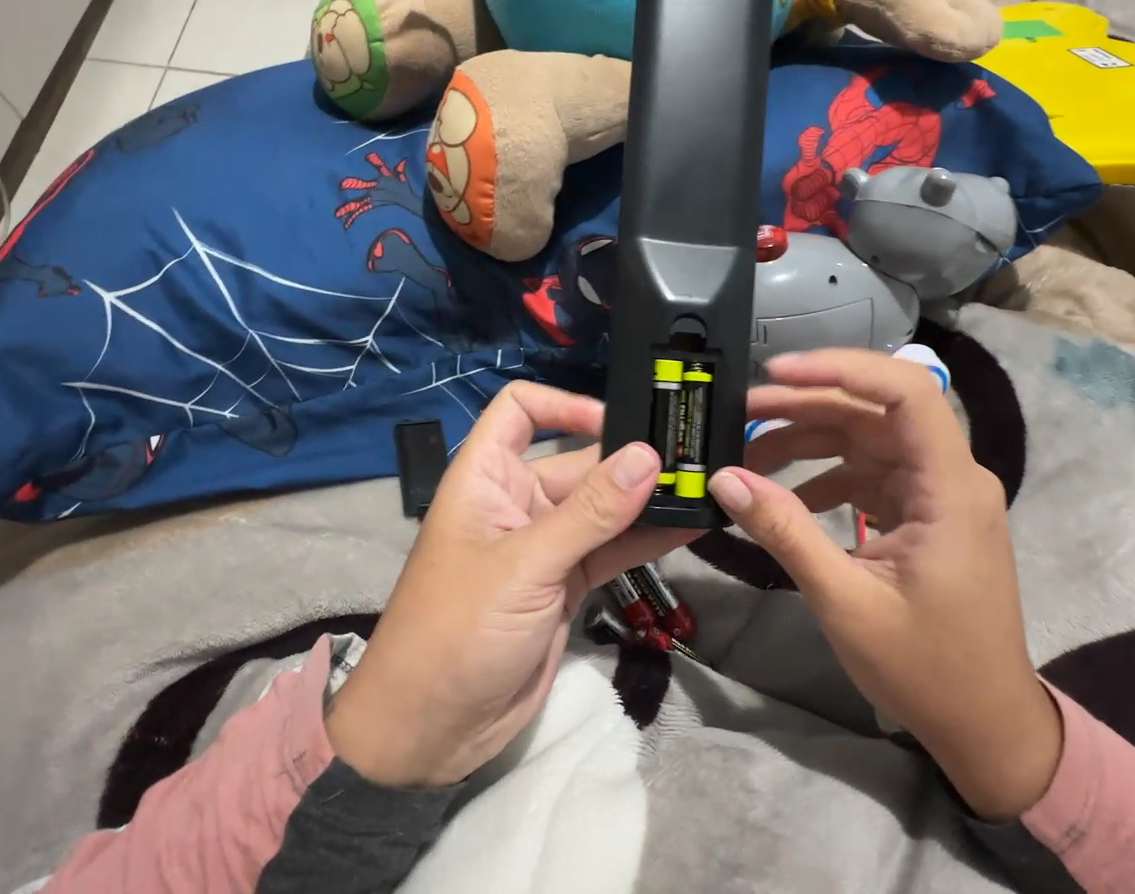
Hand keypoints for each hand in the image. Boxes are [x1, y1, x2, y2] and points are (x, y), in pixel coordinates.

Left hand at [325, 381, 696, 787]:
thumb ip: (589, 514)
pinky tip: (687, 527)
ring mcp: (544, 546)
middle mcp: (516, 502)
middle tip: (693, 457)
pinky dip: (644, 540)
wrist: (430, 729)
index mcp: (486, 478)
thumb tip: (646, 457)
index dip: (564, 404)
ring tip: (703, 489)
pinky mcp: (565, 585)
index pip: (519, 411)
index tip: (619, 420)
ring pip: (601, 509)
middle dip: (628, 461)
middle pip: (577, 462)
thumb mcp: (524, 566)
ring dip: (645, 501)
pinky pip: (610, 550)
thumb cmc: (457, 631)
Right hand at [709, 349, 1062, 820]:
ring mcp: (938, 494)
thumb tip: (724, 478)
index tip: (776, 373)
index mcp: (949, 487)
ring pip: (867, 439)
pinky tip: (785, 495)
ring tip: (747, 451)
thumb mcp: (844, 600)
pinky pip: (870, 474)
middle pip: (874, 411)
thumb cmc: (925, 667)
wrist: (984, 723)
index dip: (840, 368)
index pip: (905, 392)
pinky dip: (824, 476)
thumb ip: (785, 531)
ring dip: (808, 440)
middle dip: (805, 405)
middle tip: (738, 412)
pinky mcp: (923, 514)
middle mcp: (950, 476)